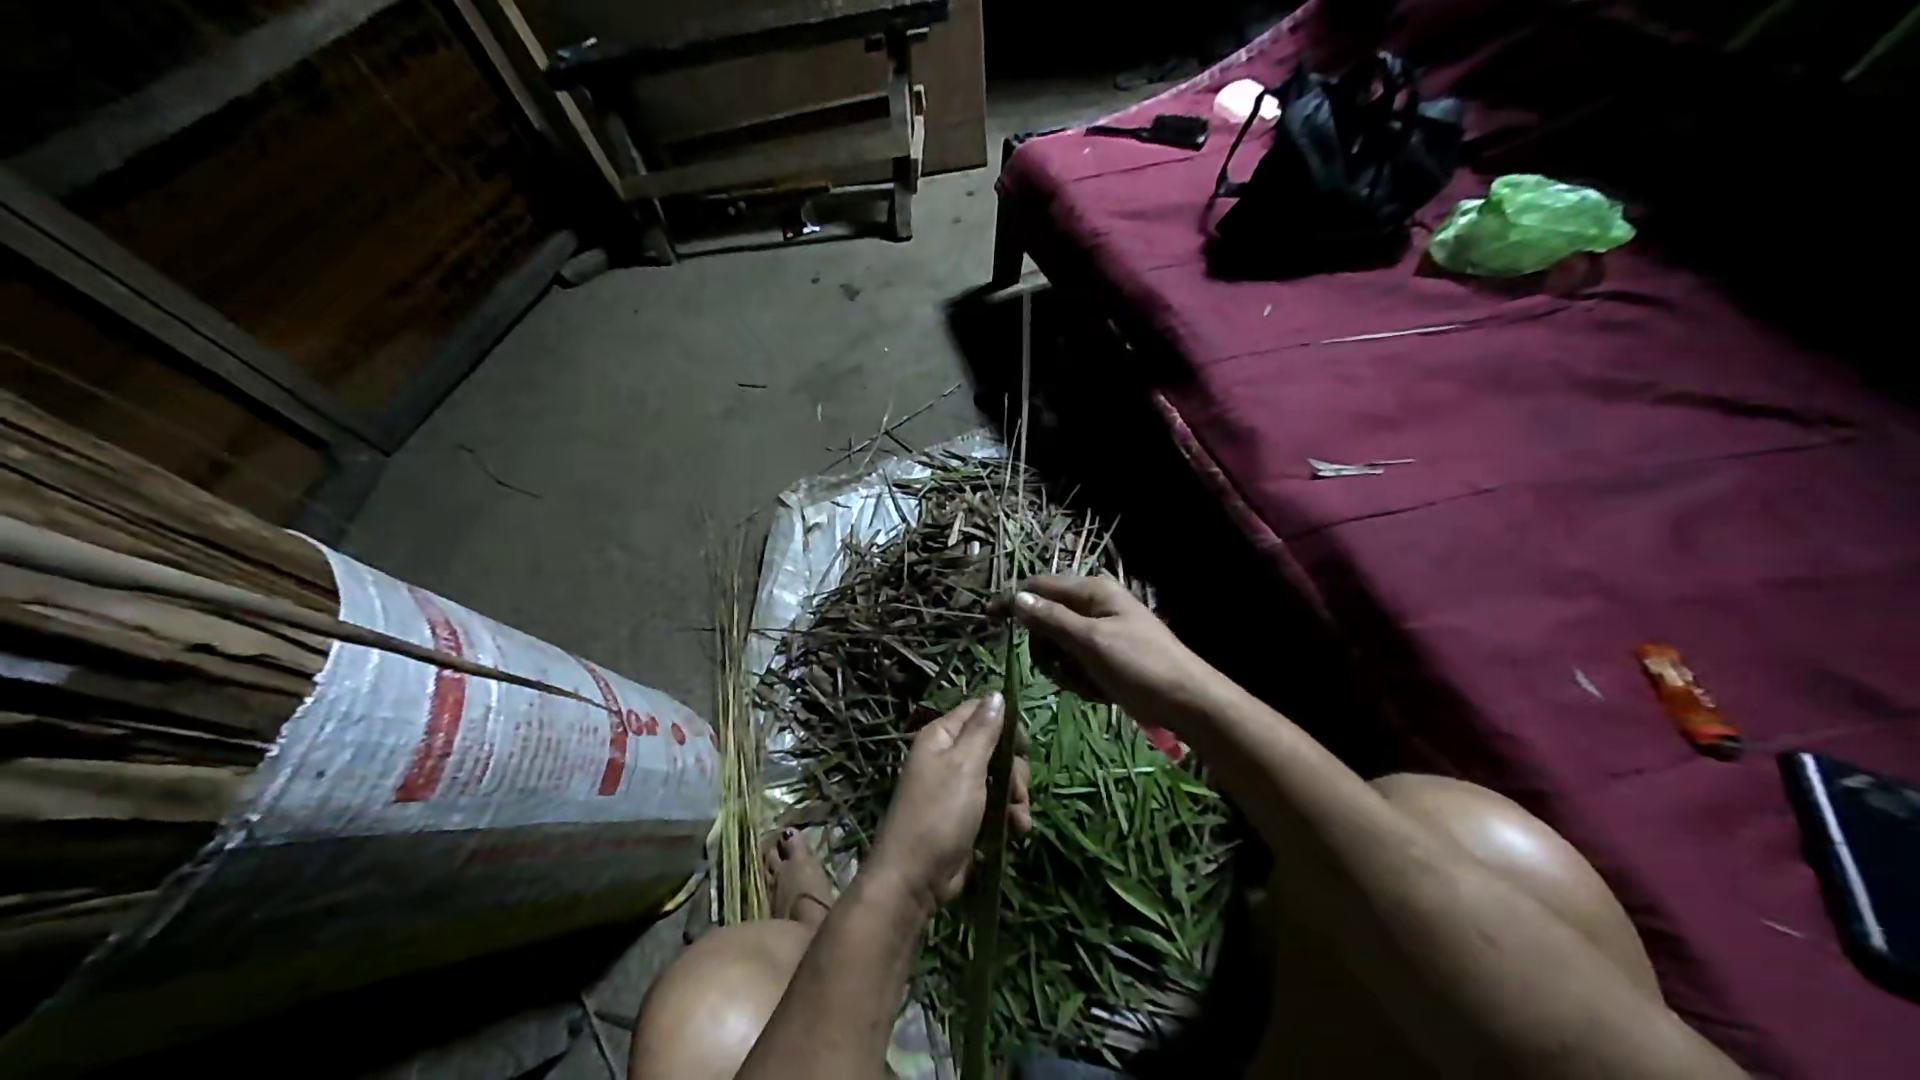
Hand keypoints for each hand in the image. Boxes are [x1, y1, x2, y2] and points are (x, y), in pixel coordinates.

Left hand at [868, 694, 1030, 911]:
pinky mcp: (967, 816)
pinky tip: (1017, 830)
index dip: (1006, 724)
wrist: (914, 878)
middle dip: (1014, 769)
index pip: (979, 712)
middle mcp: (949, 757)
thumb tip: (997, 694)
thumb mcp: (965, 765)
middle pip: (996, 746)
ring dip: (1016, 796)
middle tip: (1017, 790)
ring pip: (1001, 778)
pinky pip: (997, 805)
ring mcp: (958, 788)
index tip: (1023, 746)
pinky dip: (1010, 815)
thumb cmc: (939, 814)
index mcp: (942, 736)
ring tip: (1018, 819)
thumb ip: (984, 729)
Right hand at [1008, 575, 1225, 735]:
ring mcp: (1102, 632)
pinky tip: (1100, 692)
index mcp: (1092, 592)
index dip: (1014, 602)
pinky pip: (1078, 664)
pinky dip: (1082, 680)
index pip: (1039, 588)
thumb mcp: (1091, 642)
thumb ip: (1051, 619)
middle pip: (1046, 622)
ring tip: (1090, 685)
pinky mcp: (1108, 656)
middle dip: (1048, 650)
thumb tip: (1017, 598)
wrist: (1188, 702)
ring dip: (1067, 670)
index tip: (987, 618)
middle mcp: (1095, 606)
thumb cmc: (1140, 666)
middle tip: (1064, 670)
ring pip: (1060, 648)